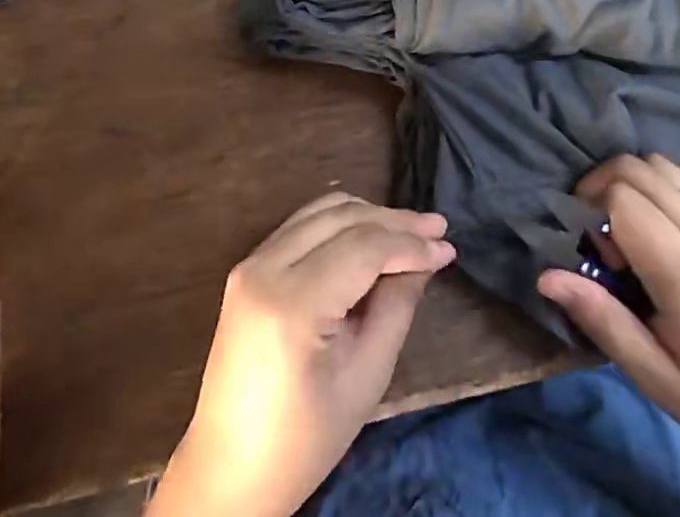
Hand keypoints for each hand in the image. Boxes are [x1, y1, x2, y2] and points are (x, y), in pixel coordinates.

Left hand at [149, 193, 455, 516]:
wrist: (231, 468)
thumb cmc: (305, 437)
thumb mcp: (366, 376)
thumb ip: (397, 306)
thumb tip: (427, 257)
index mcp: (292, 305)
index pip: (363, 248)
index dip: (410, 243)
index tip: (448, 248)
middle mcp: (264, 269)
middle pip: (342, 218)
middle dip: (394, 220)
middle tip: (438, 228)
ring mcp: (250, 264)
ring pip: (321, 211)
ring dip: (369, 215)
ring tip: (411, 229)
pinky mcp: (247, 268)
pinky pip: (302, 224)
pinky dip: (341, 221)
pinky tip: (371, 235)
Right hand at [537, 155, 679, 516]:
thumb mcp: (656, 378)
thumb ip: (602, 319)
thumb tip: (545, 277)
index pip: (623, 198)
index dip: (590, 208)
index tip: (585, 247)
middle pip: (642, 168)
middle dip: (602, 182)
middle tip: (592, 229)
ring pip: (668, 167)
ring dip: (633, 180)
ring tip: (623, 225)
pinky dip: (662, 184)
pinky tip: (657, 224)